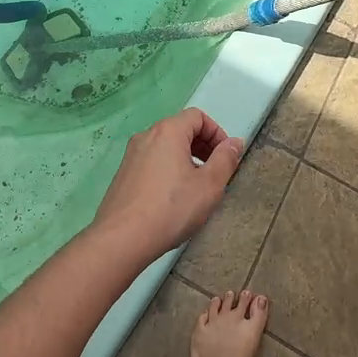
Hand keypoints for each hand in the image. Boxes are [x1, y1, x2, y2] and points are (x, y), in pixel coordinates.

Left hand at [89, 108, 243, 262]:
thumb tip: (235, 142)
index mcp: (168, 131)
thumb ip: (225, 160)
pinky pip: (152, 161)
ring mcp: (131, 155)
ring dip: (186, 158)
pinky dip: (167, 169)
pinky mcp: (123, 174)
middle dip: (202, 146)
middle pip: (180, 129)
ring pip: (165, 146)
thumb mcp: (208, 186)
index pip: (197, 117)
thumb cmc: (171, 209)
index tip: (226, 158)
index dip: (217, 133)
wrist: (122, 239)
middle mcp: (146, 135)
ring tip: (195, 188)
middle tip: (214, 172)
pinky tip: (171, 199)